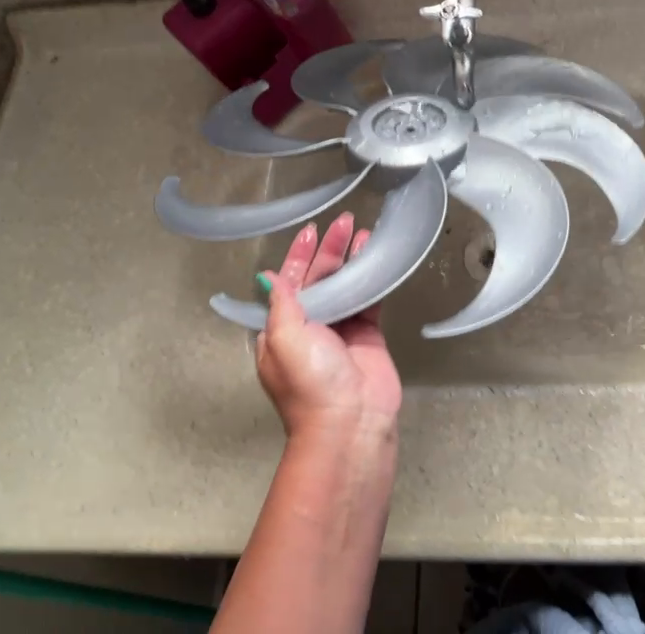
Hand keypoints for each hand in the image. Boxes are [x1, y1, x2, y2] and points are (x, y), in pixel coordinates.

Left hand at [256, 213, 401, 441]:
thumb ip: (280, 303)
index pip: (287, 284)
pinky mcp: (368, 335)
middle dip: (328, 251)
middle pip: (318, 280)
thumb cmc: (310, 379)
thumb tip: (267, 276)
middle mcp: (309, 328)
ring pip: (345, 286)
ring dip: (351, 260)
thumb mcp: (284, 339)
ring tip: (363, 231)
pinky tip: (377, 256)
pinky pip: (369, 300)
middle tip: (344, 222)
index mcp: (280, 331)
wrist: (350, 423)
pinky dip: (372, 278)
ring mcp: (340, 331)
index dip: (297, 256)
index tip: (311, 231)